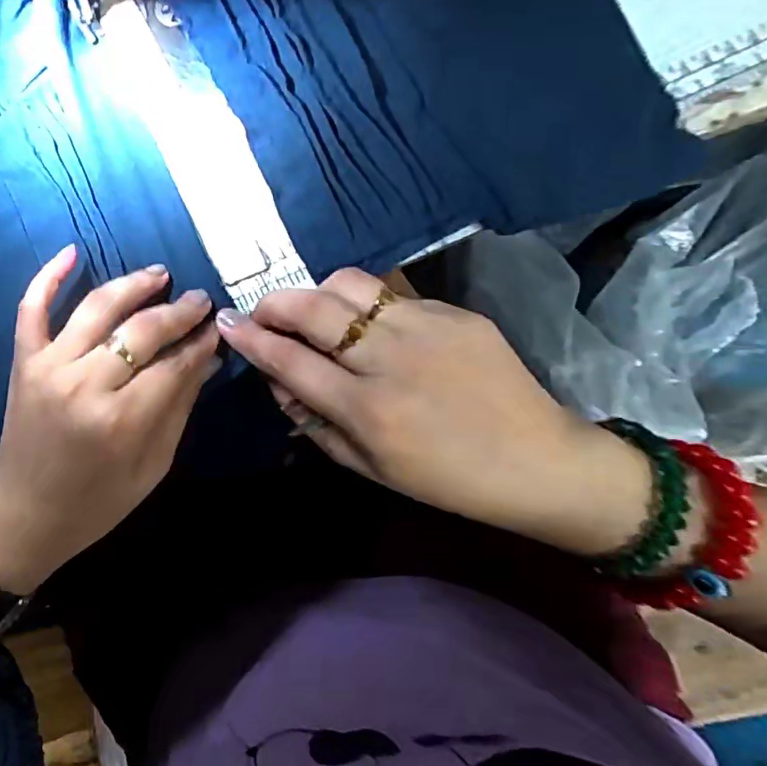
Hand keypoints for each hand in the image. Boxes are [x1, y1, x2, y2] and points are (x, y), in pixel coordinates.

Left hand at [0, 246, 220, 593]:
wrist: (24, 517)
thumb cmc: (97, 502)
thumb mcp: (152, 465)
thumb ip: (179, 406)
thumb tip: (206, 356)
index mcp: (121, 419)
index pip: (174, 362)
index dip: (200, 340)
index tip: (215, 326)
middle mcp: (84, 383)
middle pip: (142, 329)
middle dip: (178, 310)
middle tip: (199, 299)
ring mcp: (48, 367)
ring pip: (96, 307)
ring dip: (133, 284)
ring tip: (159, 274)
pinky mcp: (22, 362)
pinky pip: (31, 309)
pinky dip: (47, 277)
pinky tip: (71, 251)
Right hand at [216, 268, 653, 556]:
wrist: (538, 460)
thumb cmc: (447, 480)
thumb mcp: (370, 467)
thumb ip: (315, 423)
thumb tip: (277, 380)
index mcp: (367, 409)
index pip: (289, 360)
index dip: (251, 338)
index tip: (228, 322)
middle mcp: (389, 359)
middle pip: (312, 309)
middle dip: (274, 302)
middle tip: (263, 311)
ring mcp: (424, 327)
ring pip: (349, 285)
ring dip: (318, 293)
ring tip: (317, 312)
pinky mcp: (454, 312)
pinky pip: (392, 295)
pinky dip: (368, 306)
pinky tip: (375, 327)